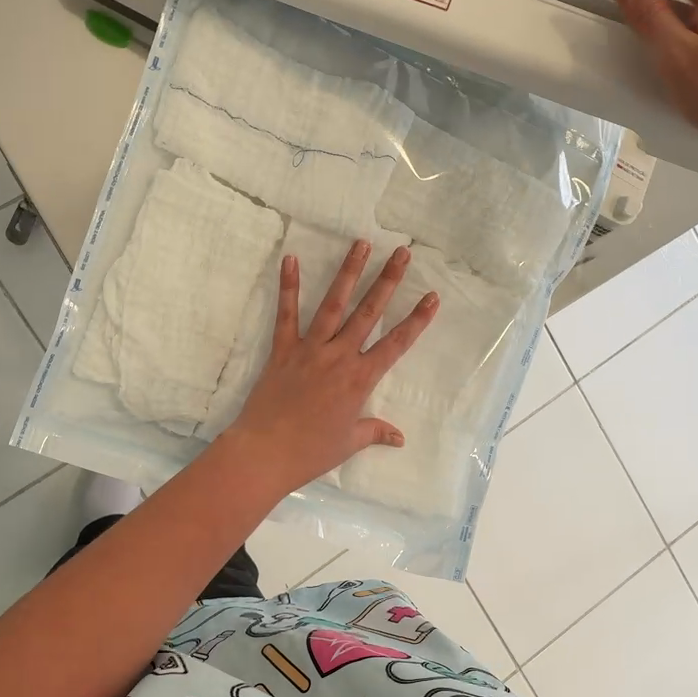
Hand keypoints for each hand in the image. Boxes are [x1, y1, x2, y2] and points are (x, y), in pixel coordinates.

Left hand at [219, 241, 437, 493]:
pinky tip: (291, 258)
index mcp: (360, 380)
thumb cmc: (310, 452)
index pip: (396, 344)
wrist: (265, 453)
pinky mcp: (282, 349)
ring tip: (362, 244)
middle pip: (369, 312)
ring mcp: (309, 349)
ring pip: (333, 304)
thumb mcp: (348, 443)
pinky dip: (289, 286)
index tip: (432, 296)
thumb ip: (374, 432)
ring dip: (349, 272)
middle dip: (388, 280)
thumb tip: (399, 437)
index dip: (416, 320)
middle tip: (402, 252)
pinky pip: (286, 314)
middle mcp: (339, 357)